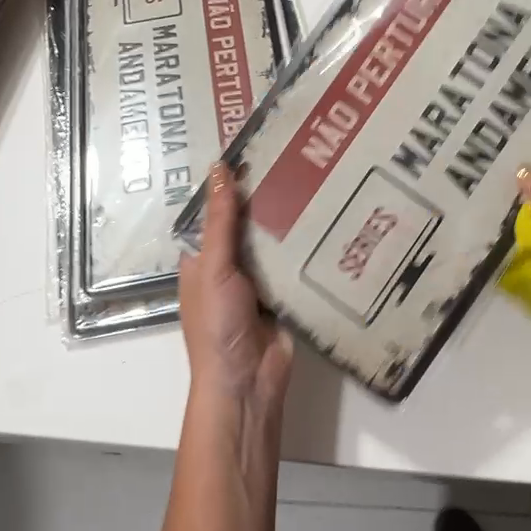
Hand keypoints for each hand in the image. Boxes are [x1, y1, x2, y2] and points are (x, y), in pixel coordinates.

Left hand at [179, 162, 294, 405]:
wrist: (248, 383)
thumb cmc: (217, 324)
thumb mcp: (213, 267)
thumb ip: (220, 221)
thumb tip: (219, 168)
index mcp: (201, 256)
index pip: (215, 209)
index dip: (231, 181)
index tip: (254, 147)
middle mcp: (229, 264)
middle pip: (248, 222)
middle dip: (266, 196)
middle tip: (295, 155)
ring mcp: (258, 280)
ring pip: (274, 239)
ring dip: (290, 218)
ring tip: (317, 176)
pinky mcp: (285, 293)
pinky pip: (295, 262)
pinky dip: (307, 244)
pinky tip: (329, 215)